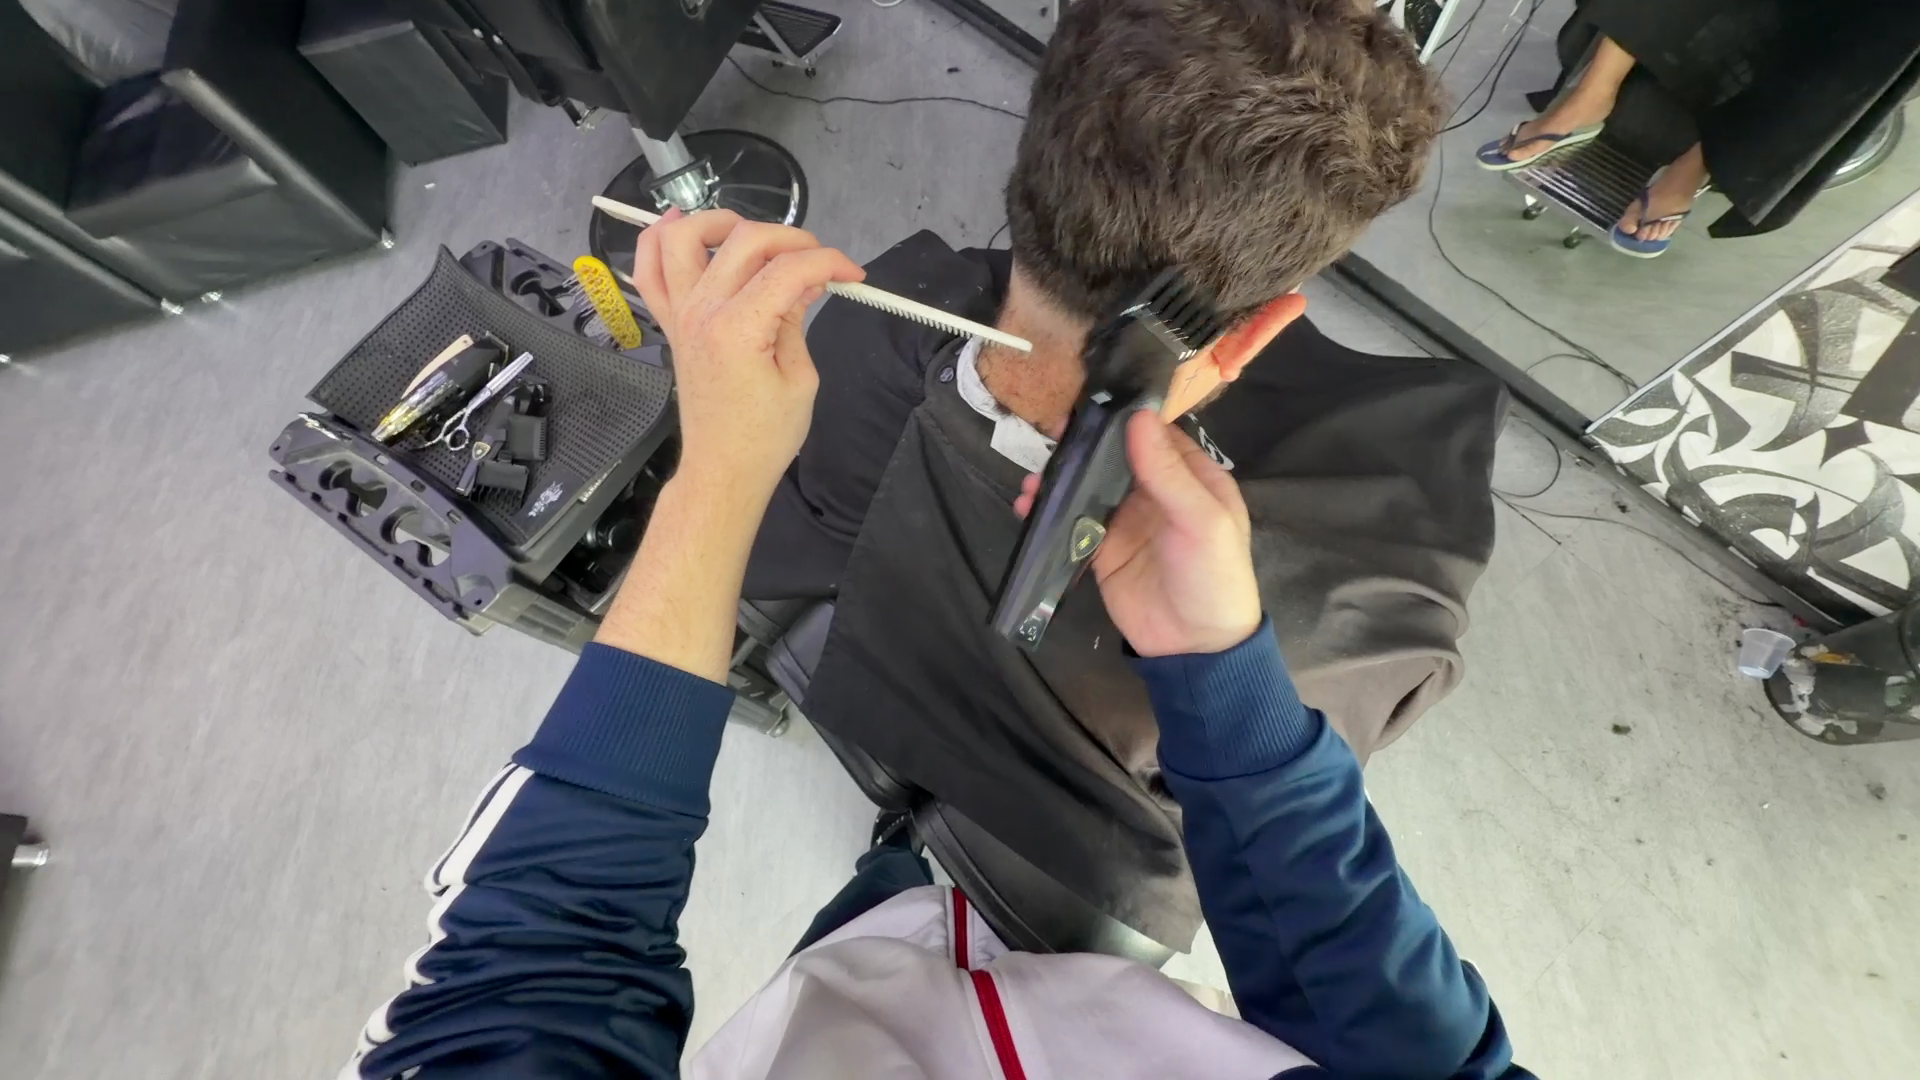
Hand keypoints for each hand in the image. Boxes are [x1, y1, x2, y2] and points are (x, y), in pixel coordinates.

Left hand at [632, 208, 863, 499]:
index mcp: (740, 329)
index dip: (829, 262)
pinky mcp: (671, 323)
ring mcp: (680, 314)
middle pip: (744, 241)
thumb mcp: (800, 380)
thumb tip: (805, 283)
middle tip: (819, 260)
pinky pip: (649, 269)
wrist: (724, 467)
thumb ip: (796, 321)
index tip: (854, 274)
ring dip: (721, 223)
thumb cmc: (767, 436)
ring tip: (754, 237)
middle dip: (791, 239)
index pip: (788, 271)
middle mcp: (703, 311)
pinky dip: (661, 239)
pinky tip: (684, 229)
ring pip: (684, 238)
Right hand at [1015, 411, 1261, 656]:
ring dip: (1060, 479)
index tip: (1089, 403)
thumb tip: (1137, 417)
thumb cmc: (1213, 578)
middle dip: (1082, 446)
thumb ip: (1167, 472)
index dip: (1124, 418)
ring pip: (1088, 487)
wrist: (1194, 647)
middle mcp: (1157, 493)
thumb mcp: (1201, 522)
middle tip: (1050, 433)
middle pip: (1115, 457)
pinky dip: (1049, 512)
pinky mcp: (1102, 549)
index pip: (1154, 435)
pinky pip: (1072, 521)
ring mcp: (1126, 520)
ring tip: (1033, 481)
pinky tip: (1028, 506)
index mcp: (1191, 478)